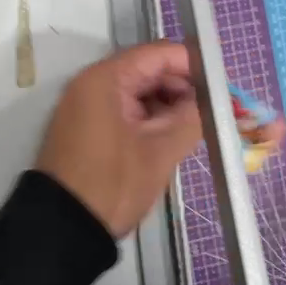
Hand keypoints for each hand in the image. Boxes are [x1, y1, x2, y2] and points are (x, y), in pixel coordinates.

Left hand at [37, 42, 204, 238]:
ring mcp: (86, 104)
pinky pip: (125, 109)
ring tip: (196, 127)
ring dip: (168, 104)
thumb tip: (213, 99)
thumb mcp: (160, 151)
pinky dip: (149, 118)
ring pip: (138, 91)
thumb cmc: (113, 185)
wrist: (63, 230)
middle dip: (182, 87)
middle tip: (214, 110)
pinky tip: (171, 136)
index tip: (222, 86)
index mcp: (106, 78)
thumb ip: (192, 117)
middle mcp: (92, 82)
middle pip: (148, 70)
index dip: (194, 65)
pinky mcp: (86, 126)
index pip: (159, 54)